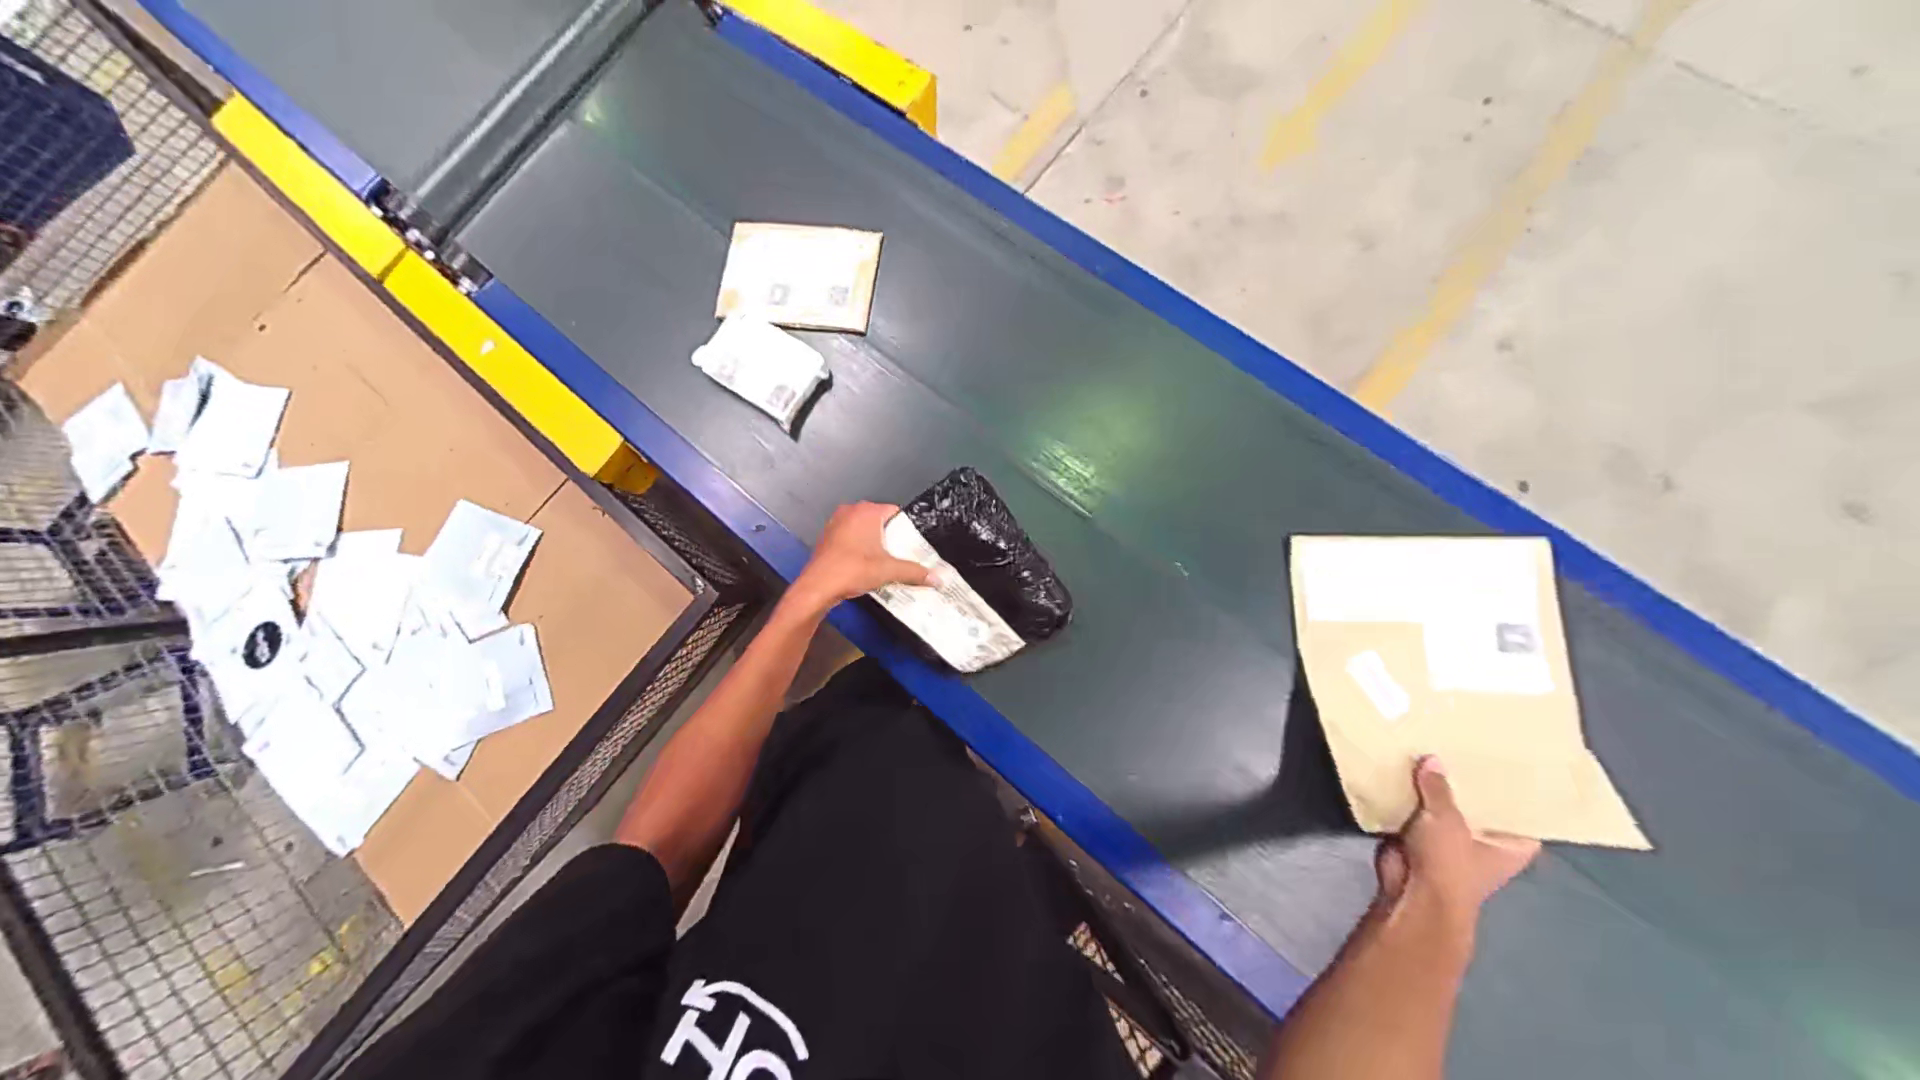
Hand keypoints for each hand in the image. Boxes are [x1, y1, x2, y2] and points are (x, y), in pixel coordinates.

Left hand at [791, 502, 932, 609]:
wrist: (817, 587)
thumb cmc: (852, 570)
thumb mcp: (888, 571)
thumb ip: (915, 572)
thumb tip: (938, 579)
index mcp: (867, 511)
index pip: (896, 513)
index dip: (906, 529)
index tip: (912, 545)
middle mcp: (850, 511)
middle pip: (880, 521)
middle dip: (891, 537)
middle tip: (902, 555)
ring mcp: (836, 523)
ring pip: (864, 530)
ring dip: (874, 543)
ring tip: (885, 562)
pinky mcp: (827, 537)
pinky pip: (851, 537)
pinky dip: (860, 548)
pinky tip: (865, 565)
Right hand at [1374, 756, 1539, 928]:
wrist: (1411, 893)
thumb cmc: (1448, 862)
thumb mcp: (1447, 819)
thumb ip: (1439, 788)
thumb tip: (1432, 759)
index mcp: (1510, 845)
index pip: (1522, 813)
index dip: (1517, 789)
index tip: (1507, 761)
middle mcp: (1486, 843)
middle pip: (1479, 806)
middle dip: (1467, 783)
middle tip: (1460, 746)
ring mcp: (1452, 842)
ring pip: (1445, 809)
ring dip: (1433, 789)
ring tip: (1427, 749)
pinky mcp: (1422, 841)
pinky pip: (1418, 814)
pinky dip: (1410, 800)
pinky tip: (1401, 772)